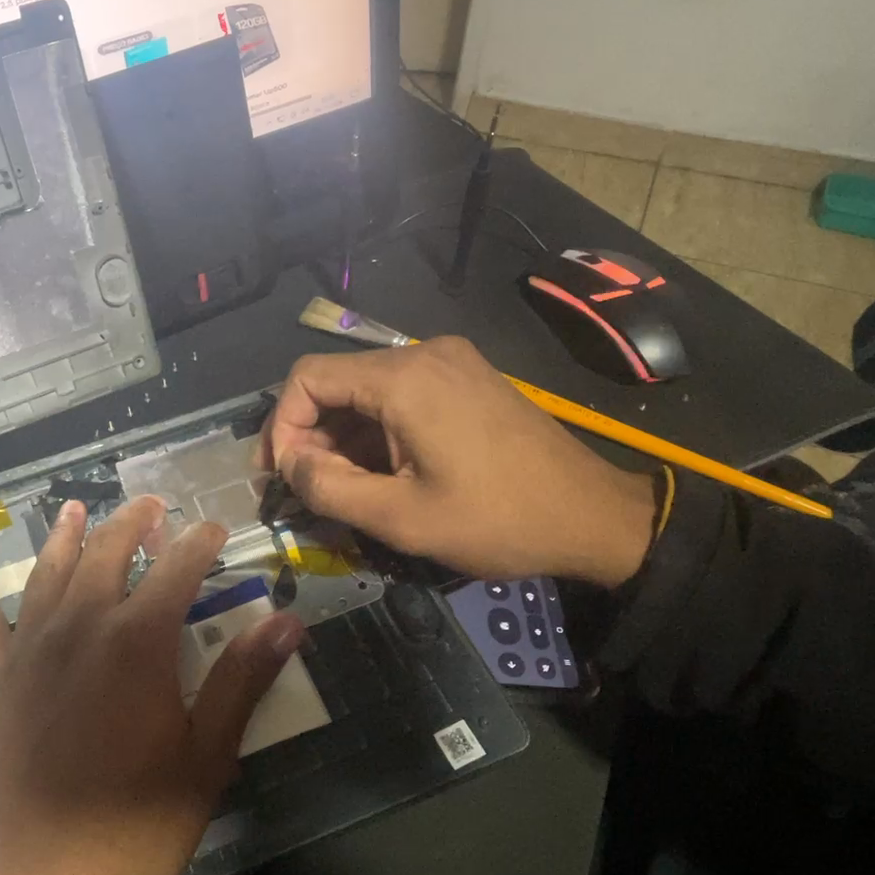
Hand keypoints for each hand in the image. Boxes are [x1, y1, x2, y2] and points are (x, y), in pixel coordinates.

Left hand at [0, 497, 305, 874]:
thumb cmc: (133, 826)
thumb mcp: (205, 758)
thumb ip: (242, 681)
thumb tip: (287, 622)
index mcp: (136, 643)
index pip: (176, 570)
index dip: (199, 543)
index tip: (215, 528)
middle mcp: (79, 629)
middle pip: (108, 556)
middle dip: (134, 524)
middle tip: (151, 505)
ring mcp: (28, 652)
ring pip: (48, 575)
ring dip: (65, 538)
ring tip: (77, 509)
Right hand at [260, 337, 657, 587]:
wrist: (594, 517)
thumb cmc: (497, 519)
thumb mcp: (401, 518)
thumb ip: (328, 488)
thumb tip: (289, 465)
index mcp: (404, 378)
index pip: (308, 377)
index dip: (282, 425)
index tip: (280, 475)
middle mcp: (423, 354)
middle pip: (336, 381)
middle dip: (309, 434)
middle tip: (302, 488)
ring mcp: (449, 363)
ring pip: (366, 390)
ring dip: (342, 436)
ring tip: (340, 488)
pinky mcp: (466, 379)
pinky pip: (399, 395)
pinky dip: (375, 430)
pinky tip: (378, 470)